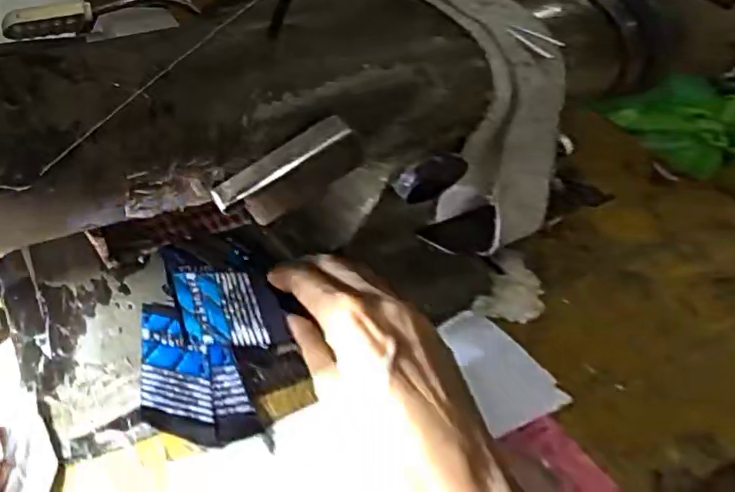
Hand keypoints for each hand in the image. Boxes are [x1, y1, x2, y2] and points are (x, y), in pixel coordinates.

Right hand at [269, 256, 508, 491]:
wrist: (462, 477)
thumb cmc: (392, 444)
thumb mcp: (334, 396)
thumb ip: (312, 350)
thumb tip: (298, 324)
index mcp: (349, 317)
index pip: (305, 276)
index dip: (283, 274)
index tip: (272, 279)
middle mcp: (381, 306)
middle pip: (334, 264)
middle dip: (306, 267)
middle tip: (289, 280)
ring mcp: (411, 316)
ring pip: (362, 273)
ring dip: (335, 274)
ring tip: (318, 291)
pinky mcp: (431, 332)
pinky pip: (386, 292)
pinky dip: (361, 289)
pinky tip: (353, 309)